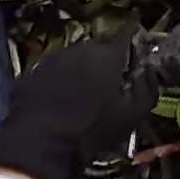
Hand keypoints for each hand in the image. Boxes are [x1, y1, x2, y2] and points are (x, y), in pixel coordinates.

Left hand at [0, 39, 153, 178]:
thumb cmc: (92, 129)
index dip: (134, 36)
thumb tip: (149, 71)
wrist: (37, 145)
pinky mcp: (30, 74)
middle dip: (106, 59)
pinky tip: (58, 100)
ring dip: (81, 69)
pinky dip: (58, 81)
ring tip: (82, 92)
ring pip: (74, 58)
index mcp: (108, 55)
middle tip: (110, 78)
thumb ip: (148, 89)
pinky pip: (51, 72)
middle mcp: (81, 48)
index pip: (127, 34)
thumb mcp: (132, 116)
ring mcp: (52, 59)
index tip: (138, 42)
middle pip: (100, 47)